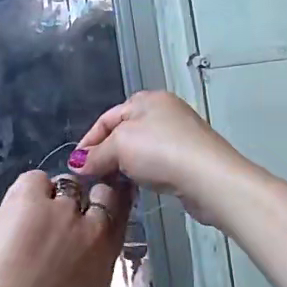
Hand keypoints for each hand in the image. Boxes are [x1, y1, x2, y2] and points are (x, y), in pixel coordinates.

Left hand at [0, 171, 128, 286]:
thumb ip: (82, 270)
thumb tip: (73, 255)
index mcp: (103, 264)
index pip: (120, 217)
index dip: (109, 204)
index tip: (97, 203)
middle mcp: (91, 232)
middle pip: (101, 194)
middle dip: (84, 198)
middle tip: (58, 211)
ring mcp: (62, 210)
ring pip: (66, 185)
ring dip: (51, 197)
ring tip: (27, 220)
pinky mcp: (29, 197)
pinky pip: (34, 178)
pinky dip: (25, 190)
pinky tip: (12, 212)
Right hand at [68, 90, 250, 199]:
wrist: (210, 179)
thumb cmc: (160, 152)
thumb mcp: (119, 147)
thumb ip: (95, 154)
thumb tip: (76, 164)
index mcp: (147, 99)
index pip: (106, 118)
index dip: (88, 142)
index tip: (76, 165)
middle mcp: (165, 111)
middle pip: (123, 133)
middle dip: (105, 154)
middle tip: (92, 176)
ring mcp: (181, 135)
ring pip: (140, 149)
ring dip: (124, 166)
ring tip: (112, 184)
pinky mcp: (191, 158)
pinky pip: (157, 163)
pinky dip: (143, 173)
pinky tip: (138, 187)